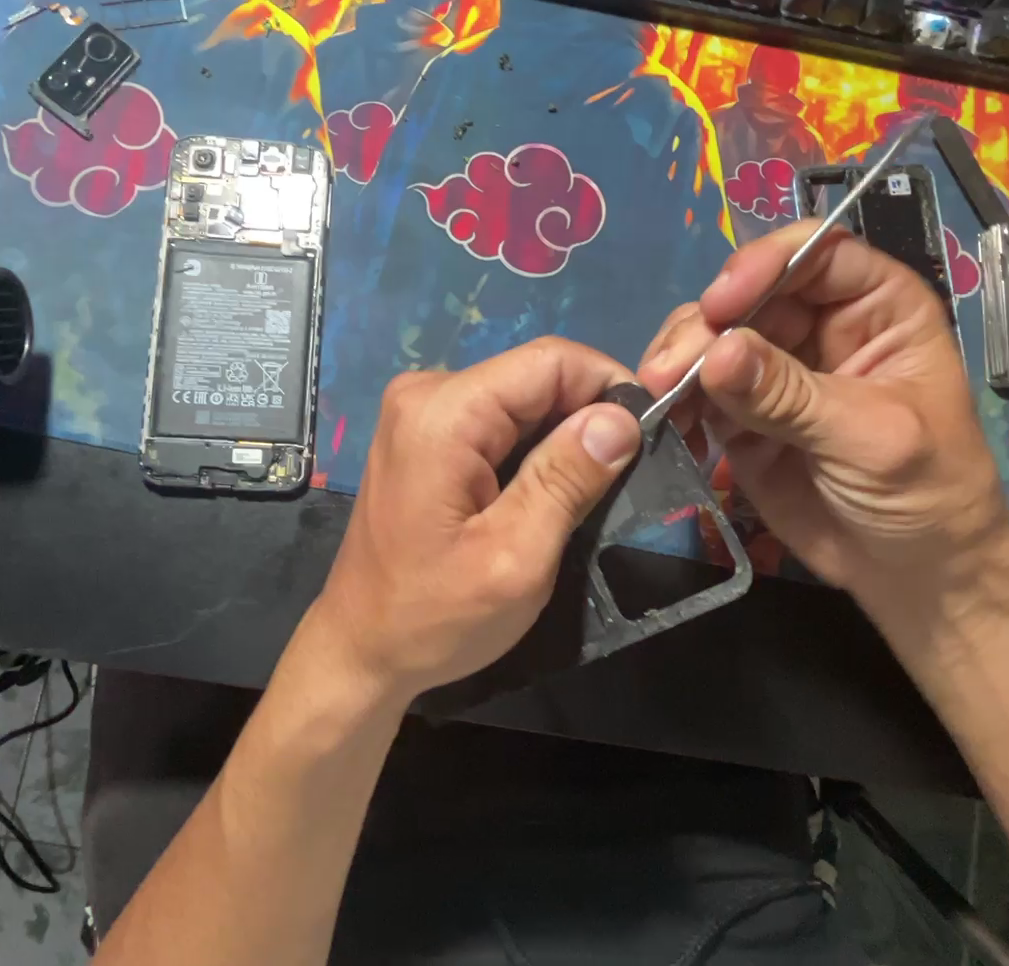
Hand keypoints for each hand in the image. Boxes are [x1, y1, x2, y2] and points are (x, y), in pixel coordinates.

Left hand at [305, 337, 641, 703]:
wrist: (361, 648)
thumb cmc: (434, 617)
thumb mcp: (515, 558)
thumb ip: (567, 479)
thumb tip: (623, 417)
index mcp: (443, 412)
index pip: (551, 360)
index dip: (609, 386)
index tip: (647, 437)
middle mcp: (426, 394)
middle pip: (535, 376)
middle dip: (588, 416)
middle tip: (625, 477)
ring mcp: (420, 413)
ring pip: (521, 399)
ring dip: (563, 437)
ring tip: (591, 491)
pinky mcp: (425, 436)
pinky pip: (497, 422)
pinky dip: (533, 449)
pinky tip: (547, 492)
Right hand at [637, 221, 1008, 608]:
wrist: (911, 573)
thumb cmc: (926, 493)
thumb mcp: (870, 437)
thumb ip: (791, 395)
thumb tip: (717, 352)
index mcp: (875, 308)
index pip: (815, 255)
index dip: (764, 264)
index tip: (720, 303)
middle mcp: (817, 327)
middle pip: (746, 294)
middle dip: (703, 324)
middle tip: (668, 372)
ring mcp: (772, 371)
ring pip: (711, 338)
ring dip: (678, 359)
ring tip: (659, 395)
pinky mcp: (739, 416)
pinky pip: (695, 391)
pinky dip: (674, 401)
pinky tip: (665, 423)